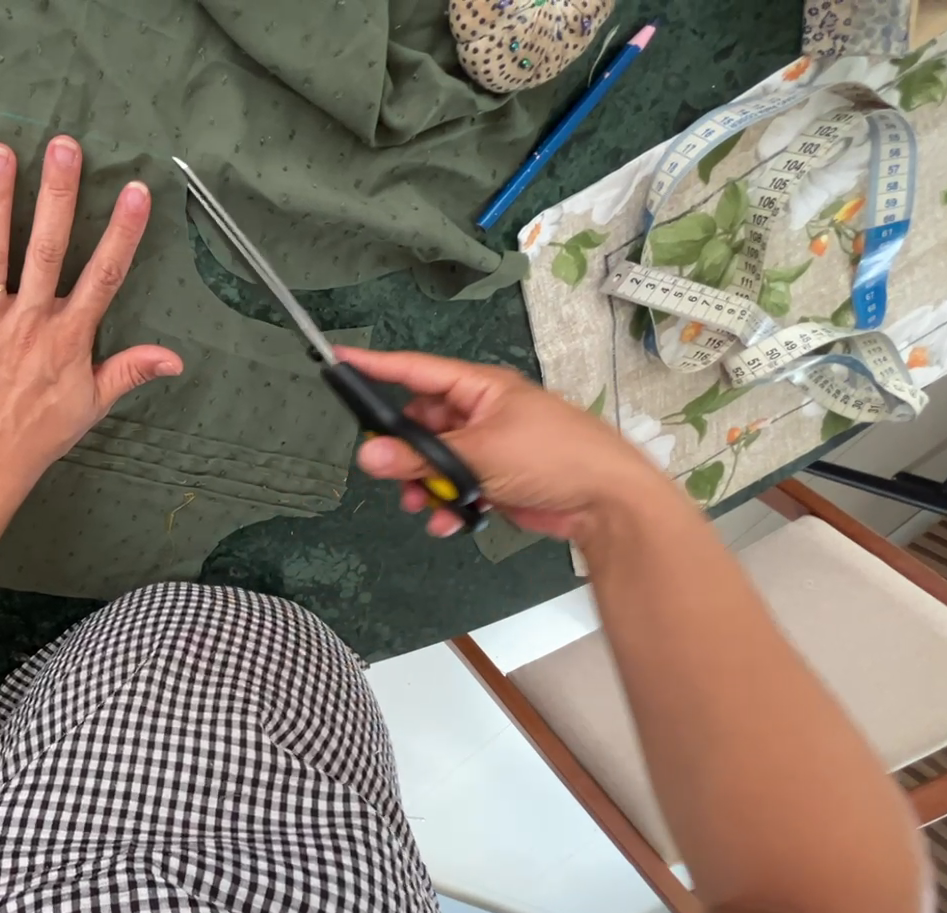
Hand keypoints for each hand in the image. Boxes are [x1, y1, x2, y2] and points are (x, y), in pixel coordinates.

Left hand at [0, 137, 182, 497]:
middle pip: (47, 251)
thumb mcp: (93, 404)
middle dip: (58, 197)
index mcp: (69, 337)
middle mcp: (29, 322)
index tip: (137, 191)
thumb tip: (176, 358)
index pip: (103, 276)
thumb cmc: (42, 432)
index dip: (122, 233)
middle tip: (63, 146)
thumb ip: (130, 371)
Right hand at [341, 347, 673, 539]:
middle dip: (403, 453)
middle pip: (418, 426)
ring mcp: (483, 447)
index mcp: (478, 389)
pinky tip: (446, 521)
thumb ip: (419, 457)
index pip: (414, 371)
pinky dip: (443, 505)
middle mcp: (477, 413)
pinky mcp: (490, 478)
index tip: (339, 358)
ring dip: (421, 485)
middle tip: (390, 471)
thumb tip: (367, 455)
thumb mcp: (478, 453)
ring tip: (422, 505)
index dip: (376, 365)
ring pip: (430, 461)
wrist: (607, 502)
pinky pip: (450, 487)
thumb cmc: (551, 456)